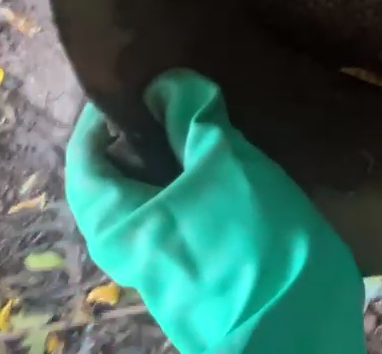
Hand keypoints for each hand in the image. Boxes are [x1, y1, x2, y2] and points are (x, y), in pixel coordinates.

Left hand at [65, 70, 365, 353]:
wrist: (293, 316)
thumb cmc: (242, 237)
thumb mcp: (223, 165)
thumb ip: (193, 119)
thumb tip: (167, 82)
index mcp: (114, 220)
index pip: (88, 154)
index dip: (110, 110)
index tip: (148, 65)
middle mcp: (133, 234)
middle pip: (128, 167)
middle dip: (158, 120)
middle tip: (198, 76)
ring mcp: (173, 244)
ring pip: (169, 181)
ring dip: (192, 141)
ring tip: (228, 102)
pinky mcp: (212, 248)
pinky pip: (199, 196)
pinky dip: (215, 165)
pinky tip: (250, 143)